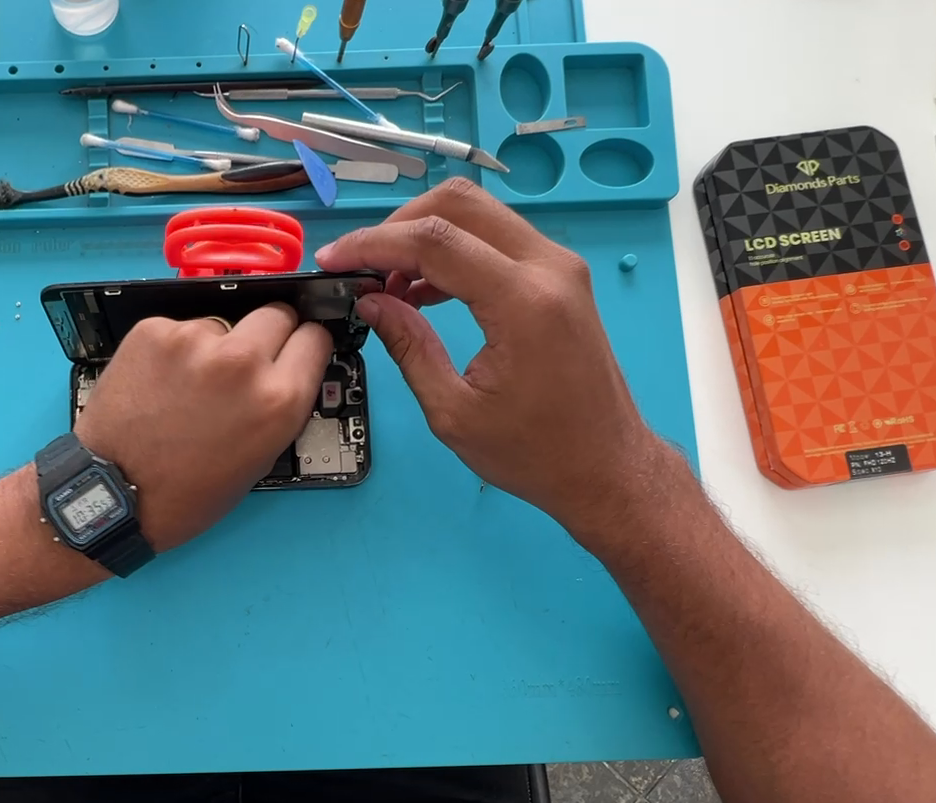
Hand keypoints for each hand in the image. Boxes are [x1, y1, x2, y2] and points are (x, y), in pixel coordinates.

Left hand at [75, 302, 330, 550]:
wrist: (114, 494)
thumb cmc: (187, 494)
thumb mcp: (258, 461)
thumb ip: (279, 407)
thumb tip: (285, 372)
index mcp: (279, 400)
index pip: (315, 338)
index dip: (306, 345)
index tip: (296, 349)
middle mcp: (242, 362)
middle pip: (276, 314)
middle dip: (267, 335)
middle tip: (245, 364)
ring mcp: (195, 341)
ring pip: (223, 323)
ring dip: (215, 346)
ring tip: (190, 387)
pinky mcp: (154, 331)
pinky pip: (180, 329)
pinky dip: (175, 350)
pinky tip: (161, 383)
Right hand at [315, 179, 676, 541]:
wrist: (603, 465)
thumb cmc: (532, 452)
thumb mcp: (453, 412)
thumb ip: (409, 348)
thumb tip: (370, 301)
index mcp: (522, 302)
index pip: (435, 241)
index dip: (373, 244)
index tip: (332, 259)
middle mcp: (547, 266)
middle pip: (458, 204)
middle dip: (396, 226)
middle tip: (360, 267)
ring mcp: (558, 266)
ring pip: (478, 213)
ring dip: (422, 236)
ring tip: (386, 284)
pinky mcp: (558, 277)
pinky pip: (495, 239)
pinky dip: (451, 251)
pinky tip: (421, 291)